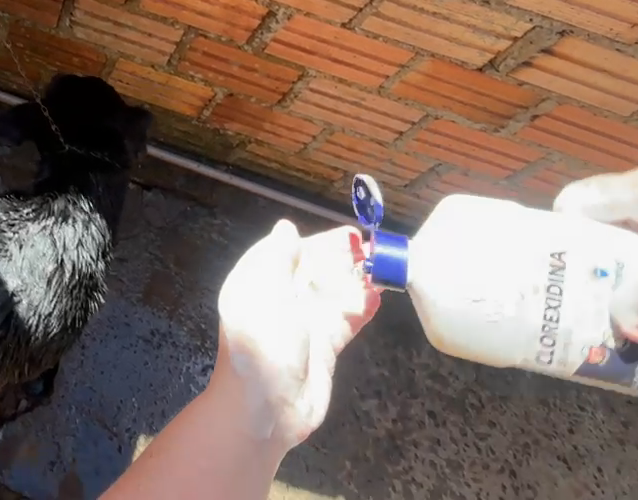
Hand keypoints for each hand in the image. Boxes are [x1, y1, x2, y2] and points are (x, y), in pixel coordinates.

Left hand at [210, 220, 381, 449]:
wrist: (266, 409)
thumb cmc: (261, 343)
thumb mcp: (266, 291)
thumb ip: (279, 258)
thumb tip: (286, 227)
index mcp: (255, 281)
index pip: (282, 251)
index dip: (310, 241)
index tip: (338, 233)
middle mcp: (278, 299)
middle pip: (311, 270)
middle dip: (338, 258)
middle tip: (370, 246)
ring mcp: (302, 323)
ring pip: (331, 292)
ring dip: (354, 279)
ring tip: (381, 265)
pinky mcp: (323, 346)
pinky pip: (344, 319)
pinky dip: (360, 307)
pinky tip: (378, 295)